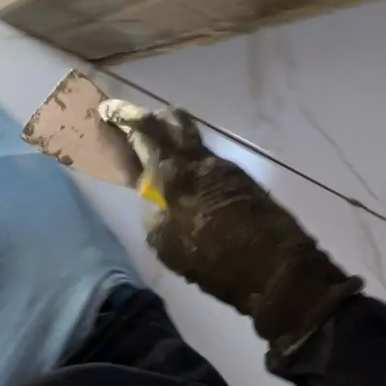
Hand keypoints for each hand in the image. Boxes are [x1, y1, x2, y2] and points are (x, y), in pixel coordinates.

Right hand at [100, 101, 362, 355]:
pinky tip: (186, 189)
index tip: (106, 111)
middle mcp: (200, 159)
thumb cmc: (212, 258)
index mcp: (176, 170)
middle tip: (135, 129)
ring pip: (192, 143)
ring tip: (158, 166)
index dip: (123, 115)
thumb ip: (151, 210)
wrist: (279, 273)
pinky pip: (206, 163)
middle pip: (175, 121)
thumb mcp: (164, 241)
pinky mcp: (242, 183)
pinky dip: (190, 166)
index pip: (145, 127)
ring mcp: (225, 168)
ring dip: (173, 145)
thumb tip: (153, 195)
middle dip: (152, 119)